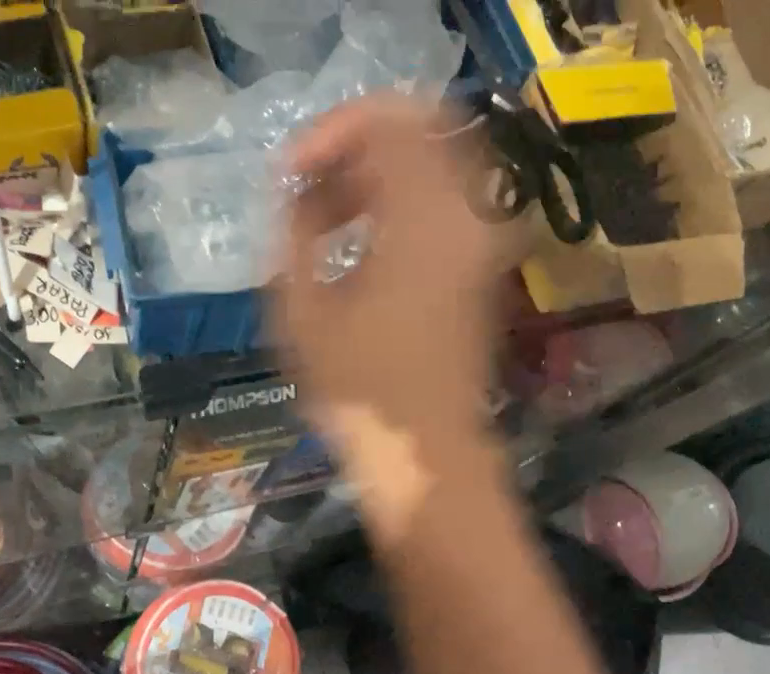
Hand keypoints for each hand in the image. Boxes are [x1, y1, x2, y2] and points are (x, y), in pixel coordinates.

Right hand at [275, 97, 508, 534]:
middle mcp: (466, 214)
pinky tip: (357, 249)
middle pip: (416, 134)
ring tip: (323, 226)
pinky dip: (399, 209)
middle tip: (308, 192)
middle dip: (354, 152)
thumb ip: (294, 235)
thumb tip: (296, 195)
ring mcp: (481, 242)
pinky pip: (442, 206)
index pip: (387, 124)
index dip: (330, 134)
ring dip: (374, 181)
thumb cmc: (358, 393)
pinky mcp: (480, 268)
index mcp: (423, 218)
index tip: (288, 174)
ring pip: (430, 170)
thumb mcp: (301, 314)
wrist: (425, 454)